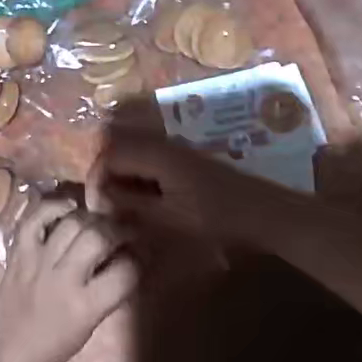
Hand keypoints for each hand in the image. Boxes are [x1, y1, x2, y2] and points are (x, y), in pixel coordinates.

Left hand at [0, 199, 138, 361]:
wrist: (7, 350)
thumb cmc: (55, 344)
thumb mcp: (91, 324)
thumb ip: (109, 291)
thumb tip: (129, 257)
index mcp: (87, 306)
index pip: (126, 271)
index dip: (140, 256)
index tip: (143, 250)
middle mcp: (64, 279)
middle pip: (98, 237)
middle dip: (119, 228)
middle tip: (126, 228)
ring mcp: (38, 262)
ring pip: (71, 224)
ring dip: (91, 217)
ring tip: (98, 220)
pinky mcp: (19, 252)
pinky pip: (35, 218)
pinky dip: (53, 207)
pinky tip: (69, 207)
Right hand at [86, 128, 305, 247]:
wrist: (265, 213)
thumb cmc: (217, 217)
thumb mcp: (168, 216)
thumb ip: (130, 204)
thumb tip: (98, 198)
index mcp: (157, 154)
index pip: (110, 155)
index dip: (96, 178)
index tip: (96, 207)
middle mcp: (163, 145)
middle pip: (119, 150)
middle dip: (106, 176)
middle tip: (106, 207)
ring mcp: (176, 151)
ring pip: (134, 157)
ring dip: (123, 179)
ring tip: (122, 208)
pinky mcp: (186, 161)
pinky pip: (150, 163)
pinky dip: (140, 180)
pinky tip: (145, 202)